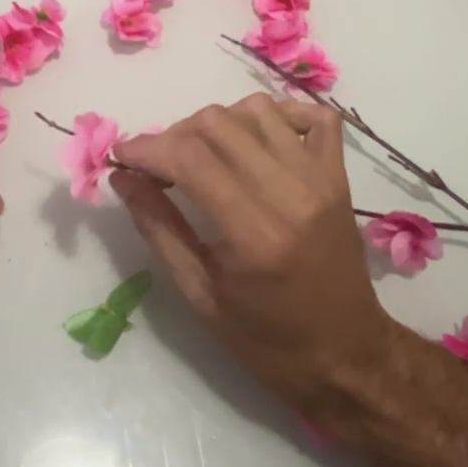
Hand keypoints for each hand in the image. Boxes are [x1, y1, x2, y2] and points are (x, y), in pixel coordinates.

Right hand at [110, 93, 395, 411]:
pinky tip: (254, 141)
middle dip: (174, 135)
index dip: (146, 148)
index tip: (120, 156)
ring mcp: (320, 179)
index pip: (190, 158)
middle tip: (158, 166)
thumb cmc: (267, 340)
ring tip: (202, 155)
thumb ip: (159, 227)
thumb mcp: (200, 294)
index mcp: (254, 233)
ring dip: (218, 122)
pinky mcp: (339, 176)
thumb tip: (122, 177)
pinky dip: (278, 116)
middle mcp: (290, 193)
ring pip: (257, 109)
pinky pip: (313, 116)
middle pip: (217, 123)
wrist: (347, 357)